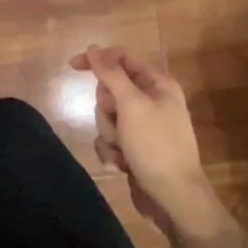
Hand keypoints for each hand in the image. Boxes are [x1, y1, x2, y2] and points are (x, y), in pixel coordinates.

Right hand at [72, 45, 225, 236]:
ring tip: (122, 149)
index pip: (121, 58)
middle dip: (106, 109)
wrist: (174, 200)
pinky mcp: (133, 147)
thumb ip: (110, 73)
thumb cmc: (156, 146)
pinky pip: (109, 138)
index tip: (73, 67)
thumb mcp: (132, 105)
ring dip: (108, 133)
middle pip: (110, 89)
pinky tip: (120, 163)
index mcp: (157, 84)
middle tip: (118, 123)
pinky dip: (111, 150)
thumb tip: (93, 47)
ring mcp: (142, 126)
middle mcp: (150, 101)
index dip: (98, 60)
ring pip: (106, 115)